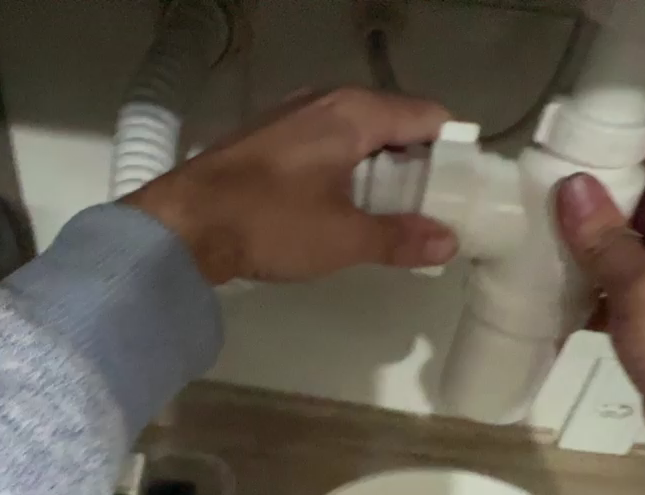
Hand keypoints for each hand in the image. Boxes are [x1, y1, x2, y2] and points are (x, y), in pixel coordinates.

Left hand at [124, 88, 458, 284]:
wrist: (186, 224)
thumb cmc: (271, 223)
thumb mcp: (343, 239)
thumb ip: (399, 238)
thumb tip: (448, 243)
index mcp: (355, 113)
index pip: (428, 117)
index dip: (450, 153)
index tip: (458, 193)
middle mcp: (326, 101)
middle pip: (392, 126)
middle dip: (414, 169)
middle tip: (423, 215)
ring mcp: (292, 117)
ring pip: (354, 138)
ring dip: (375, 175)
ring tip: (381, 220)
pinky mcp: (266, 140)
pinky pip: (322, 149)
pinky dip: (341, 175)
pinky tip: (333, 211)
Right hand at [554, 115, 644, 486]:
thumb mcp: (644, 288)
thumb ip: (605, 238)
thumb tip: (570, 186)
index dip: (621, 132)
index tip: (565, 140)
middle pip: (644, 189)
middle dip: (593, 186)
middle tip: (533, 190)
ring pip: (629, 238)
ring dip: (587, 237)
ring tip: (532, 234)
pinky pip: (623, 280)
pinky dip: (592, 281)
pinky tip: (551, 288)